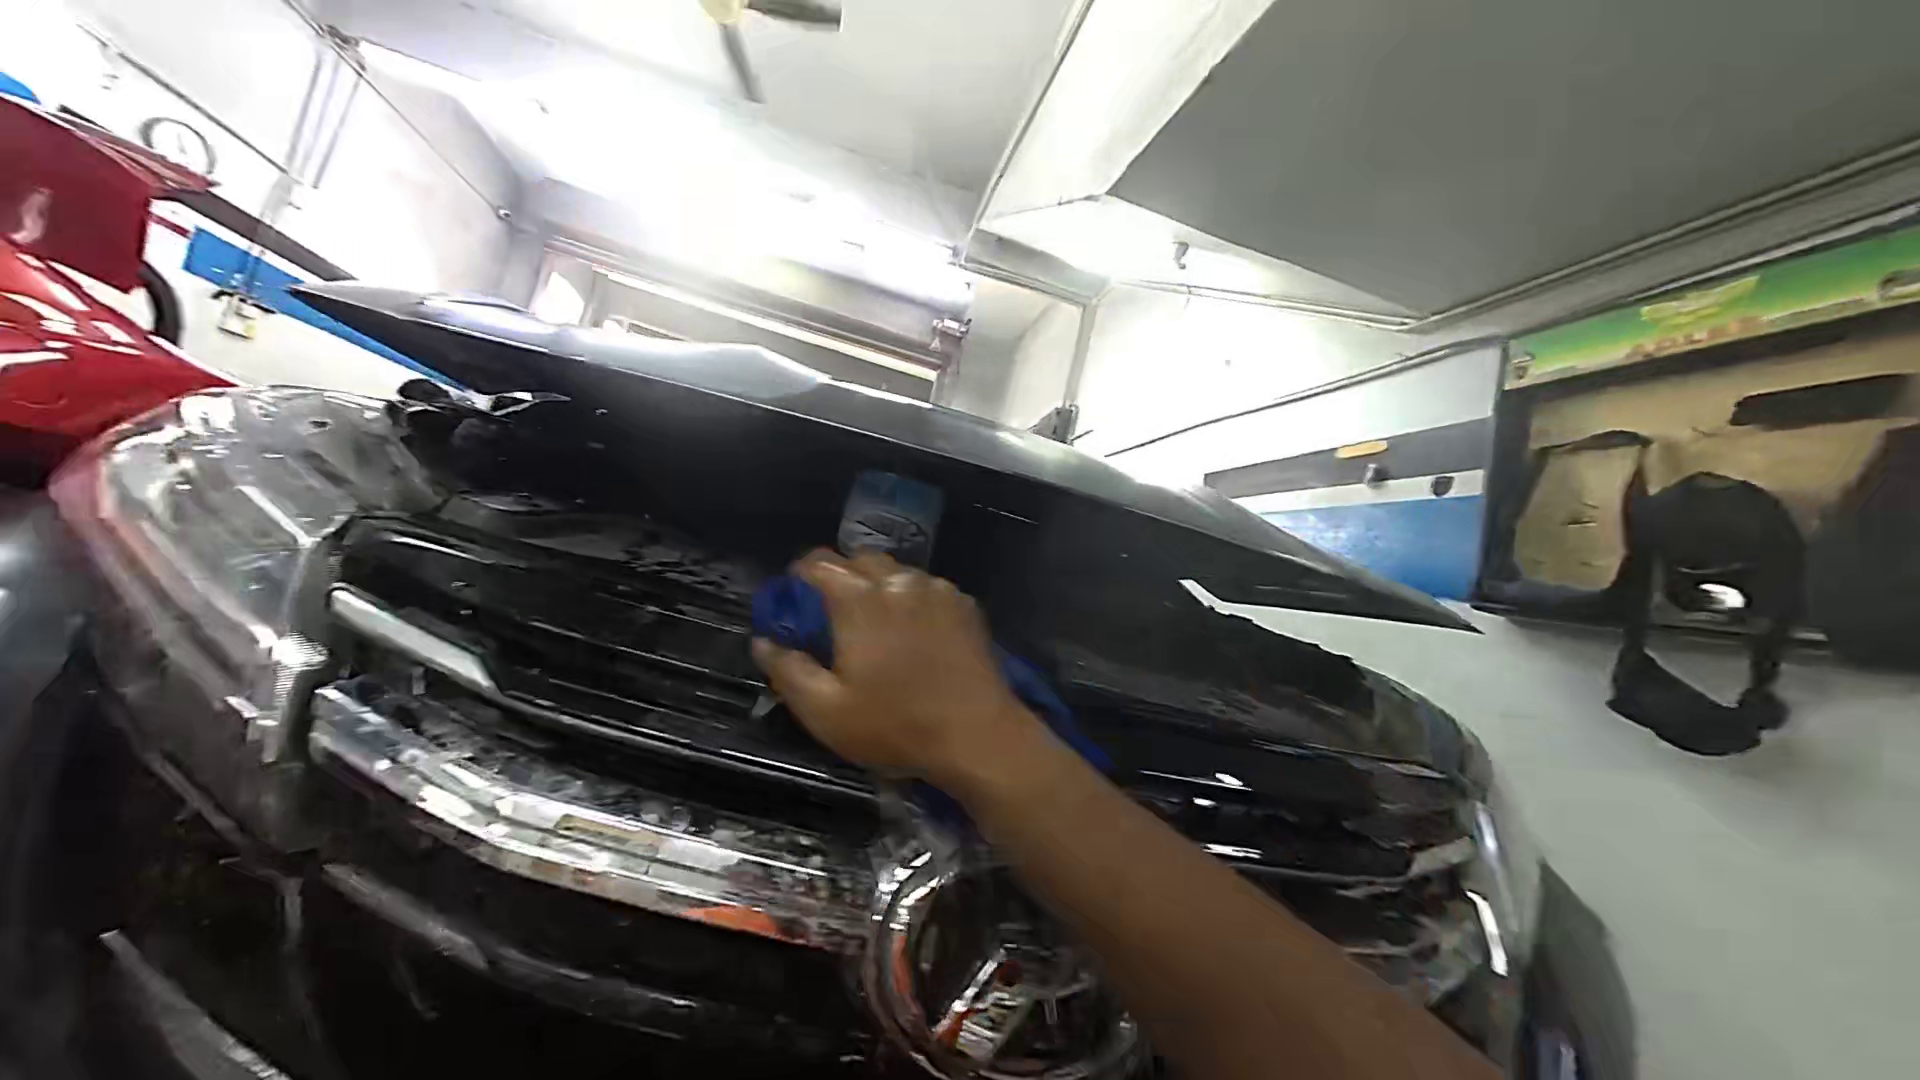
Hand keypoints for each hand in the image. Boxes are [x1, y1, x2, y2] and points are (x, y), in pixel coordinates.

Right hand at [750, 550, 1039, 790]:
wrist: (978, 735)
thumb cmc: (896, 725)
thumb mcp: (825, 711)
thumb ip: (788, 669)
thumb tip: (764, 641)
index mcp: (860, 598)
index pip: (819, 562)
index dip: (800, 577)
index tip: (796, 603)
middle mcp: (900, 580)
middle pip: (859, 560)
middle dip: (840, 579)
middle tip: (834, 617)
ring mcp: (938, 588)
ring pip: (897, 571)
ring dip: (879, 587)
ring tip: (877, 626)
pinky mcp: (965, 603)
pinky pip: (928, 587)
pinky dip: (912, 599)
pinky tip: (917, 633)